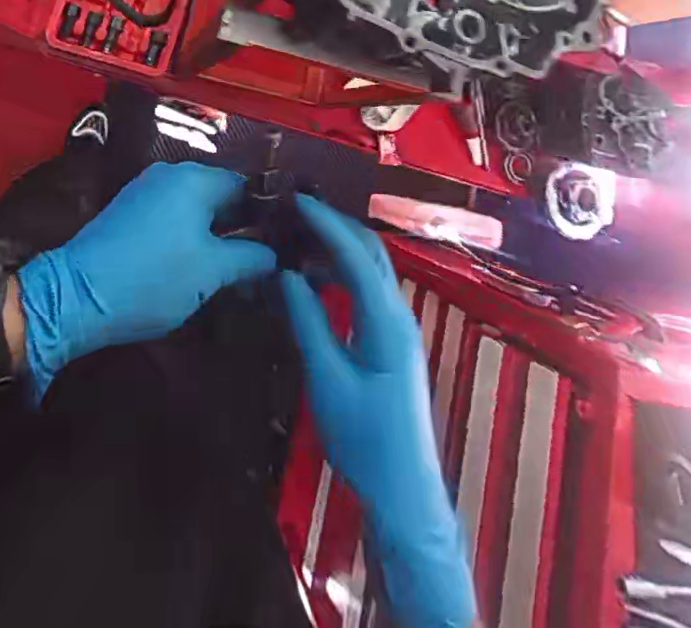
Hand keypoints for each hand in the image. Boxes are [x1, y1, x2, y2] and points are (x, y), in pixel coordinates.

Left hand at [17, 162, 277, 398]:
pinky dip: (191, 236)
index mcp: (193, 179)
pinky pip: (173, 217)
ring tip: (238, 267)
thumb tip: (275, 256)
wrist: (75, 297)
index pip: (246, 187)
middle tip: (266, 259)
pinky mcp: (128, 212)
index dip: (268, 214)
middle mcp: (169, 175)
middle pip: (221, 196)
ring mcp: (145, 191)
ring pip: (196, 209)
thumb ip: (251, 257)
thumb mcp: (212, 272)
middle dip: (243, 226)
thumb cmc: (153, 279)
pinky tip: (201, 263)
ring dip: (217, 234)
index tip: (286, 241)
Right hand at [280, 195, 476, 627]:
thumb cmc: (364, 439)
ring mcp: (398, 326)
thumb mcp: (327, 379)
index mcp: (386, 320)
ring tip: (298, 237)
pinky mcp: (390, 339)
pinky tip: (314, 278)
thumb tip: (286, 274)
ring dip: (337, 247)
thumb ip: (308, 322)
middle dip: (334, 225)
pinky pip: (366, 290)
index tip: (296, 200)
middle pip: (370, 253)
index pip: (356, 255)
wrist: (404, 489)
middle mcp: (399, 314)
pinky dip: (341, 273)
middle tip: (295, 210)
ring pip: (370, 270)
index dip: (326, 223)